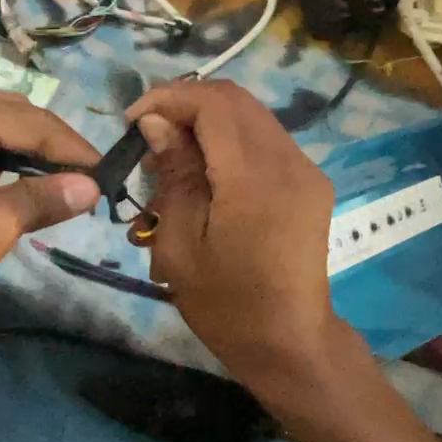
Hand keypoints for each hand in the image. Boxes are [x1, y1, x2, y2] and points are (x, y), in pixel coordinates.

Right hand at [128, 81, 355, 391]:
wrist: (289, 343)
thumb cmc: (225, 306)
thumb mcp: (181, 245)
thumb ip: (174, 175)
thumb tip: (157, 122)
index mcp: (255, 181)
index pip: (214, 105)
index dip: (169, 98)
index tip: (132, 120)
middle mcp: (290, 163)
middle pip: (236, 100)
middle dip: (186, 103)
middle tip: (147, 133)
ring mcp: (306, 171)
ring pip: (252, 116)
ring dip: (206, 120)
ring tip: (169, 153)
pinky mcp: (310, 183)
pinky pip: (264, 140)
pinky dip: (228, 139)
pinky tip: (202, 169)